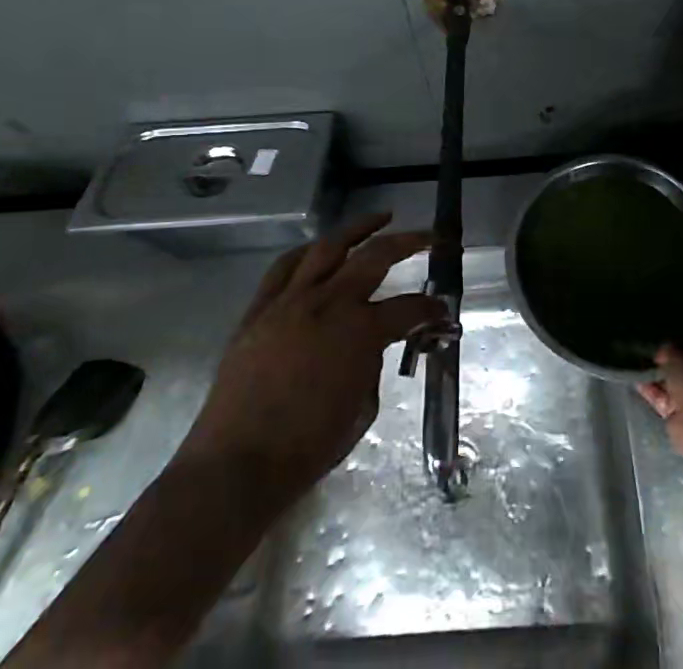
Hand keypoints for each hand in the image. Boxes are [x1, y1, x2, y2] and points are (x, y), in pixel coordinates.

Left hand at [174, 213, 444, 503]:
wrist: (238, 463)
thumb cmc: (309, 445)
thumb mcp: (363, 407)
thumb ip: (375, 365)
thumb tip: (378, 346)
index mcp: (361, 332)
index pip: (409, 308)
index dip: (432, 309)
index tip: (443, 312)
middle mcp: (328, 304)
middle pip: (375, 257)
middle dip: (408, 241)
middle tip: (428, 236)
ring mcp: (289, 302)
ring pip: (327, 248)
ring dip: (357, 229)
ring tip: (379, 219)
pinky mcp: (258, 311)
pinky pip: (283, 268)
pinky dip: (307, 252)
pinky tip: (319, 248)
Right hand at [636, 345, 682, 484]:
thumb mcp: (679, 361)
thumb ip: (668, 352)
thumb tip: (659, 351)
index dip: (669, 350)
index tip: (652, 344)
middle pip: (672, 369)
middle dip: (657, 362)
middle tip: (638, 352)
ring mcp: (682, 398)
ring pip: (663, 383)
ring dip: (649, 375)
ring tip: (630, 363)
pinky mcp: (670, 411)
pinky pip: (656, 396)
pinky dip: (646, 388)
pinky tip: (632, 378)